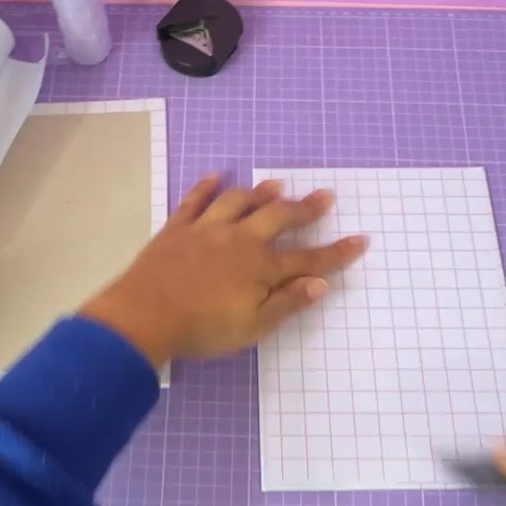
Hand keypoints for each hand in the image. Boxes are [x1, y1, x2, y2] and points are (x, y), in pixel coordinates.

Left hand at [81, 175, 367, 365]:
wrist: (145, 316)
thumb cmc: (202, 329)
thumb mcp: (252, 326)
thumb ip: (286, 303)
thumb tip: (321, 284)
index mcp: (260, 267)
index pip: (308, 259)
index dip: (336, 253)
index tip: (360, 241)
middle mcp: (239, 240)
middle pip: (278, 219)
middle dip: (304, 209)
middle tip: (324, 197)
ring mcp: (206, 230)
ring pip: (239, 203)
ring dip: (260, 193)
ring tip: (276, 185)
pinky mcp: (177, 229)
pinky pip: (195, 201)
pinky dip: (207, 187)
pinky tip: (216, 176)